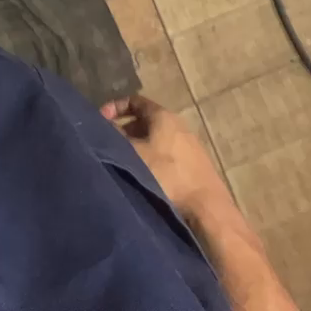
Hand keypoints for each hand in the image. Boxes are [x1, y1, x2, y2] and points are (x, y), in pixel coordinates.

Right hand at [103, 95, 231, 219]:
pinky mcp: (198, 165)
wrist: (208, 210)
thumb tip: (103, 127)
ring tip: (128, 162)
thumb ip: (115, 136)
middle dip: (126, 129)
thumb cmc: (167, 175)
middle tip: (113, 144)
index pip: (134, 100)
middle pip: (146, 120)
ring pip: (158, 138)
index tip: (101, 121)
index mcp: (163, 116)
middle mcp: (179, 125)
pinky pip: (169, 153)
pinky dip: (155, 157)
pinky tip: (150, 176)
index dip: (115, 107)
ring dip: (140, 145)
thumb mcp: (133, 153)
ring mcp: (192, 146)